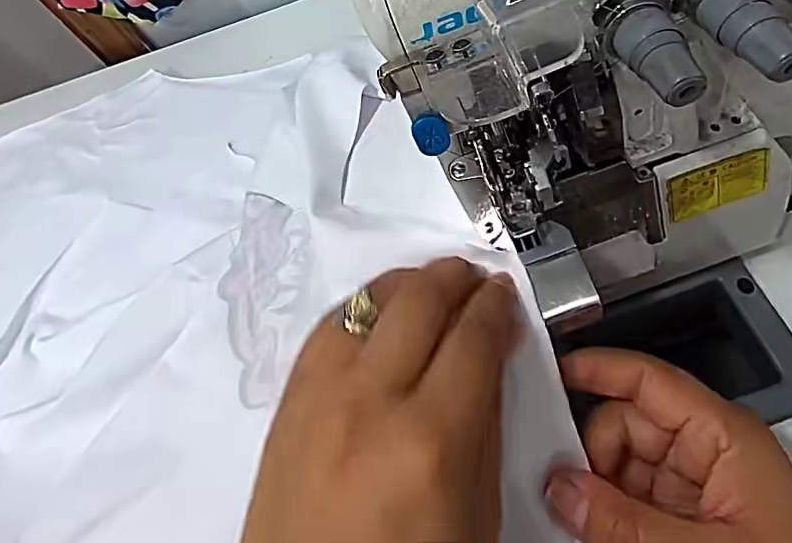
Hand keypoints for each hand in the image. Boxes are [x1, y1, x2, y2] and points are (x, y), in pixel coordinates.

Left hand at [242, 257, 522, 542]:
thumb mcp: (474, 514)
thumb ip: (486, 422)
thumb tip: (491, 352)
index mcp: (430, 443)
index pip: (473, 337)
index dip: (495, 305)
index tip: (503, 294)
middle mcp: (370, 405)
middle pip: (421, 300)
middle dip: (455, 277)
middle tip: (474, 279)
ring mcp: (320, 397)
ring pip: (371, 298)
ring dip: (410, 282)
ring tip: (432, 286)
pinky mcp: (288, 400)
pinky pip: (330, 324)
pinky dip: (364, 306)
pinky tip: (382, 311)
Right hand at [545, 348, 791, 542]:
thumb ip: (627, 521)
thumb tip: (563, 487)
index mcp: (726, 435)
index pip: (649, 378)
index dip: (599, 368)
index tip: (554, 371)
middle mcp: (713, 451)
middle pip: (630, 423)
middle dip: (592, 451)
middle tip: (564, 487)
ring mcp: (704, 489)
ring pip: (628, 465)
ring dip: (600, 488)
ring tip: (583, 521)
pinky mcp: (698, 523)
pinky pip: (639, 500)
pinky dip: (615, 514)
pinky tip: (600, 531)